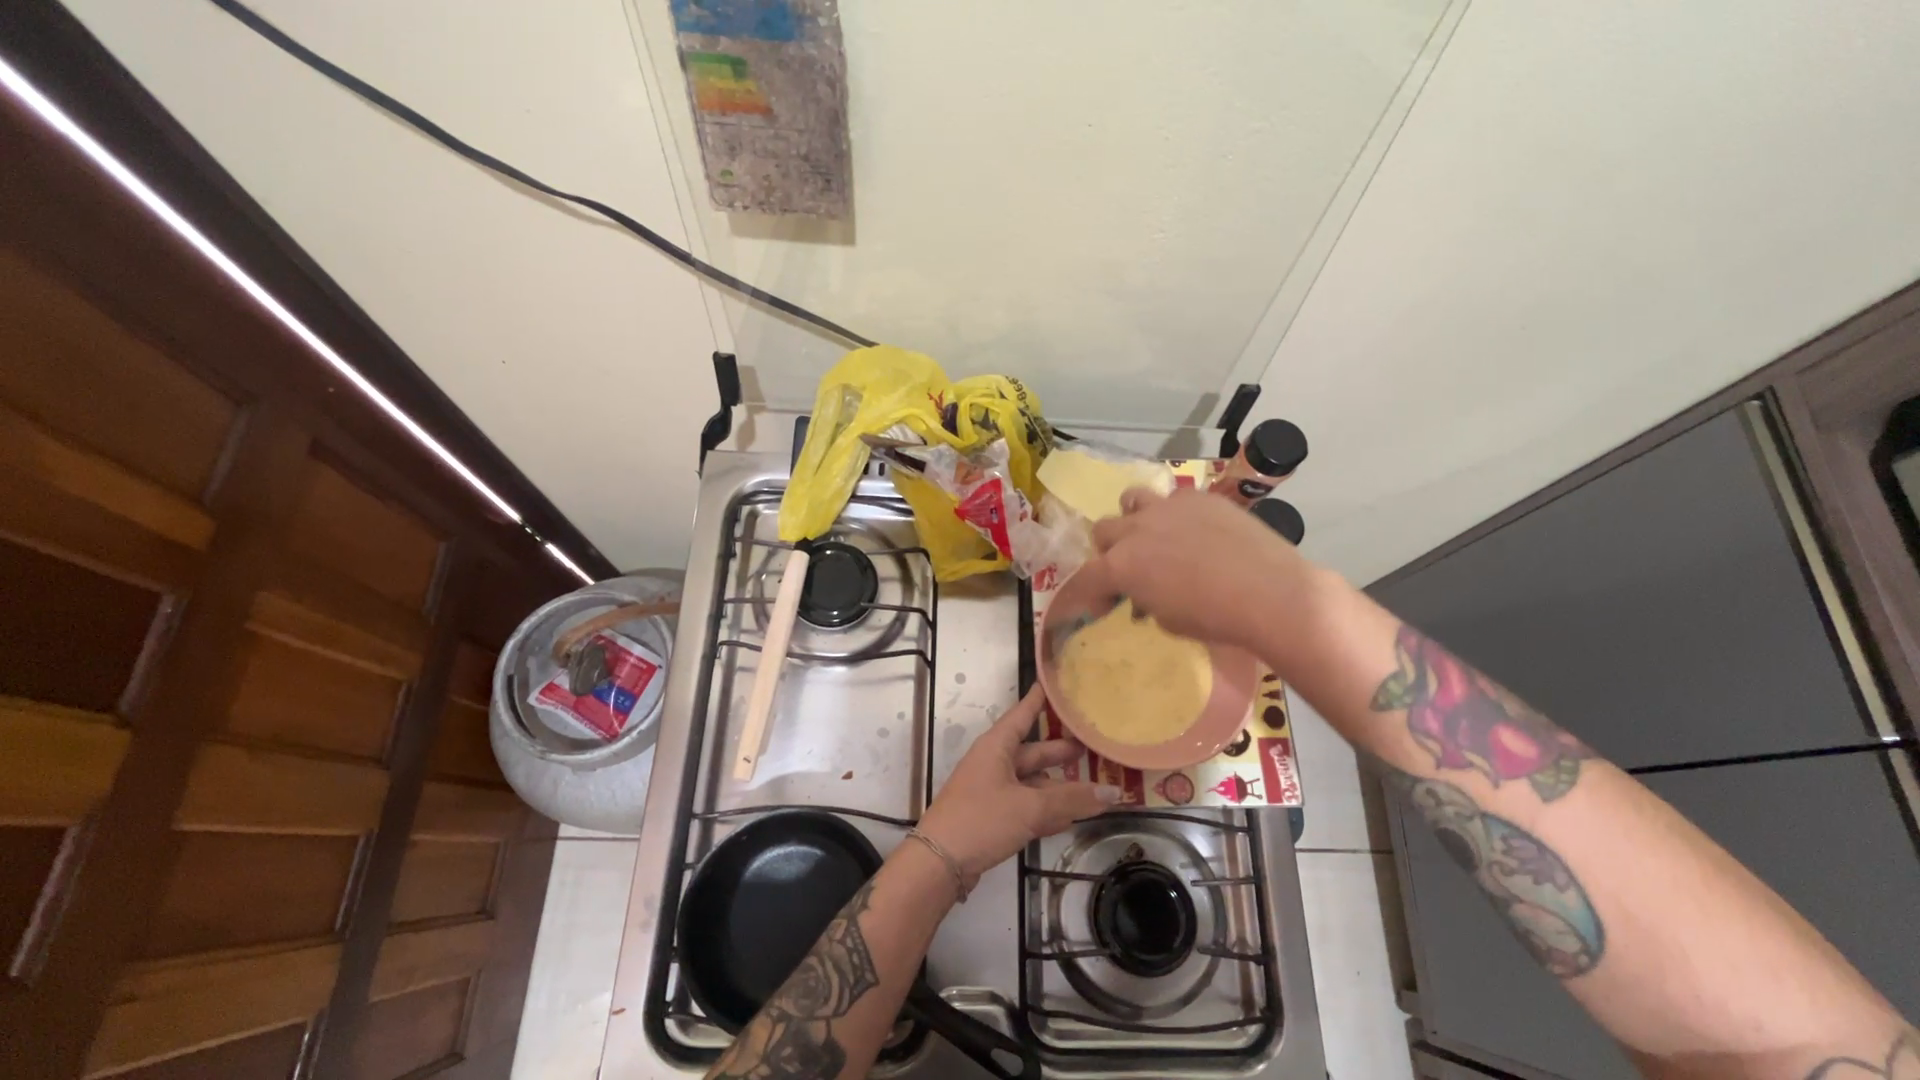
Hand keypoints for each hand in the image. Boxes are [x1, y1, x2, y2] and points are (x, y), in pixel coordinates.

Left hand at [916, 686, 1121, 887]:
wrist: (939, 863)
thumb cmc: (982, 820)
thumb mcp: (1031, 807)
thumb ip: (1072, 800)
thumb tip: (1114, 792)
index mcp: (996, 747)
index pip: (1022, 715)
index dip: (1040, 700)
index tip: (1056, 684)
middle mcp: (993, 763)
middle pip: (1033, 752)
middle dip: (1061, 751)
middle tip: (1093, 745)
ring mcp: (992, 792)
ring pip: (1032, 783)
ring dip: (1059, 787)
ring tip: (1094, 786)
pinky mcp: (993, 818)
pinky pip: (1026, 806)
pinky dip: (1047, 810)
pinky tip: (1072, 817)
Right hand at [1085, 486, 1325, 655]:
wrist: (1269, 592)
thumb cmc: (1215, 618)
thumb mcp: (1170, 622)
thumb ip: (1148, 602)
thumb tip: (1148, 595)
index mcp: (1121, 567)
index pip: (1086, 577)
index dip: (1087, 594)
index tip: (1100, 606)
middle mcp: (1136, 531)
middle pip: (1103, 530)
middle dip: (1109, 550)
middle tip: (1130, 569)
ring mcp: (1167, 507)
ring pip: (1132, 499)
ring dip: (1134, 517)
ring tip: (1153, 535)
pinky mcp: (1200, 497)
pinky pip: (1175, 499)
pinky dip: (1177, 515)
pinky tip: (1199, 533)